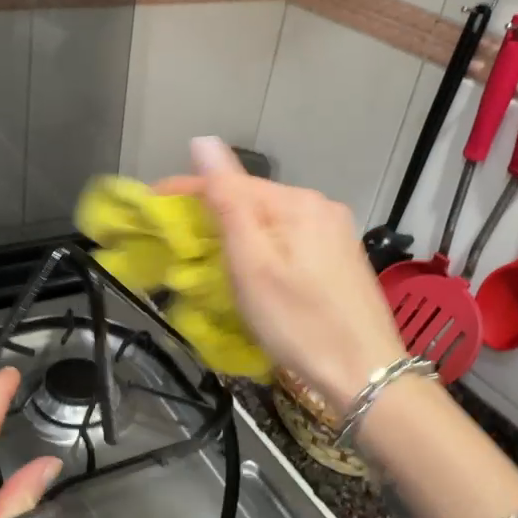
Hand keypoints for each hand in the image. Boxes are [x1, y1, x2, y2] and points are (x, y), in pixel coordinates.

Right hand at [158, 137, 408, 402]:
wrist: (366, 376)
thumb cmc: (298, 322)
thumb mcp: (251, 262)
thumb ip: (226, 199)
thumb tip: (203, 141)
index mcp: (297, 202)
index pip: (230, 182)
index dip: (186, 191)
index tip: (151, 205)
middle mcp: (321, 207)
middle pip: (252, 201)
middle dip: (212, 216)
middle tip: (176, 243)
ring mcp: (337, 234)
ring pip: (271, 223)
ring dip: (237, 235)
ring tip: (208, 260)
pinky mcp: (342, 261)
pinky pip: (290, 242)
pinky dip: (263, 251)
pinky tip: (253, 273)